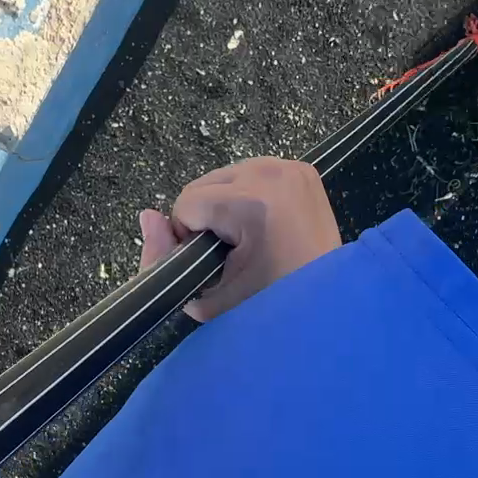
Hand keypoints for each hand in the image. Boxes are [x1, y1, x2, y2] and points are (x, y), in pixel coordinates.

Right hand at [137, 157, 341, 321]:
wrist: (332, 306)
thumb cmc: (274, 310)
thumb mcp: (212, 295)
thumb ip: (166, 260)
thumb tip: (145, 216)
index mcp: (252, 203)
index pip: (186, 205)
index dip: (189, 239)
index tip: (215, 264)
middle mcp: (273, 174)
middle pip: (203, 185)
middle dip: (208, 220)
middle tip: (233, 256)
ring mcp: (291, 167)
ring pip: (225, 177)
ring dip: (226, 207)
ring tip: (248, 243)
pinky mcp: (303, 169)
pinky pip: (253, 175)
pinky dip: (249, 198)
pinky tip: (263, 228)